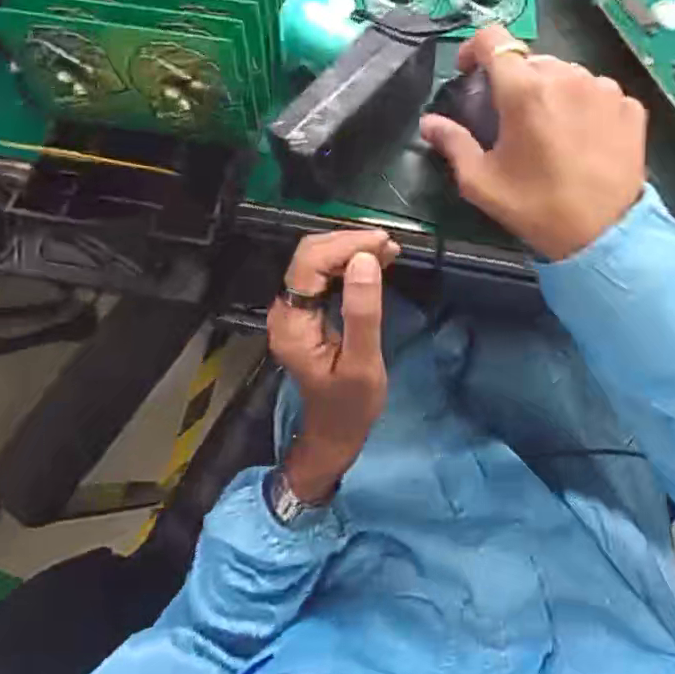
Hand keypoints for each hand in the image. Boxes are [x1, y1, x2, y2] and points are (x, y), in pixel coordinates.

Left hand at [265, 229, 398, 503]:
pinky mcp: (305, 311)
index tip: (382, 242)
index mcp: (291, 323)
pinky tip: (373, 262)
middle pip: (309, 256)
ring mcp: (292, 309)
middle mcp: (284, 310)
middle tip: (390, 245)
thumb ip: (362, 311)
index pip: (309, 264)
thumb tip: (365, 260)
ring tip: (388, 250)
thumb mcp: (363, 362)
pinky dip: (347, 264)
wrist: (335, 431)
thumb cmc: (350, 405)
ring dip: (349, 250)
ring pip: (315, 261)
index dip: (344, 245)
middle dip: (348, 243)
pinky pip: (321, 275)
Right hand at [420, 28, 647, 260]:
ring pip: (564, 73)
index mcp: (523, 90)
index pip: (493, 39)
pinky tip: (578, 137)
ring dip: (548, 91)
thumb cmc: (533, 206)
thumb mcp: (479, 180)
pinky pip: (596, 91)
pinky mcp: (630, 106)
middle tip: (507, 116)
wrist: (603, 235)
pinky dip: (581, 105)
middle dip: (512, 80)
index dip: (473, 49)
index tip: (468, 71)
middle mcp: (566, 77)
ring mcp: (603, 89)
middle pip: (528, 59)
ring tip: (546, 128)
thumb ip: (452, 142)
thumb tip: (429, 123)